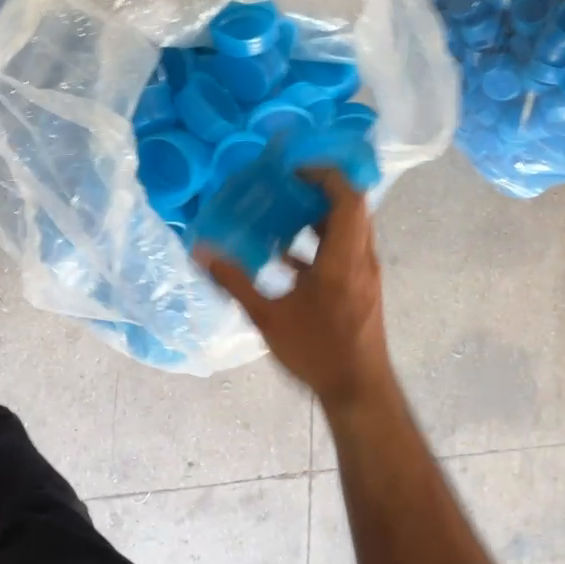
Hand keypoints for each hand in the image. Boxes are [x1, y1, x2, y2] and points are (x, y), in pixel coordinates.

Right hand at [194, 169, 390, 414]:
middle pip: (351, 207)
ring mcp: (364, 275)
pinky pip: (344, 250)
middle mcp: (360, 259)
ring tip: (281, 211)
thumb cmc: (317, 350)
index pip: (348, 197)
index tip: (292, 171)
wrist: (359, 392)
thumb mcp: (267, 316)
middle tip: (283, 185)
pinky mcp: (360, 289)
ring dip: (319, 215)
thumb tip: (200, 252)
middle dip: (320, 190)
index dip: (325, 175)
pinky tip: (285, 255)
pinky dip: (319, 242)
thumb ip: (234, 281)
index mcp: (343, 257)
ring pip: (349, 229)